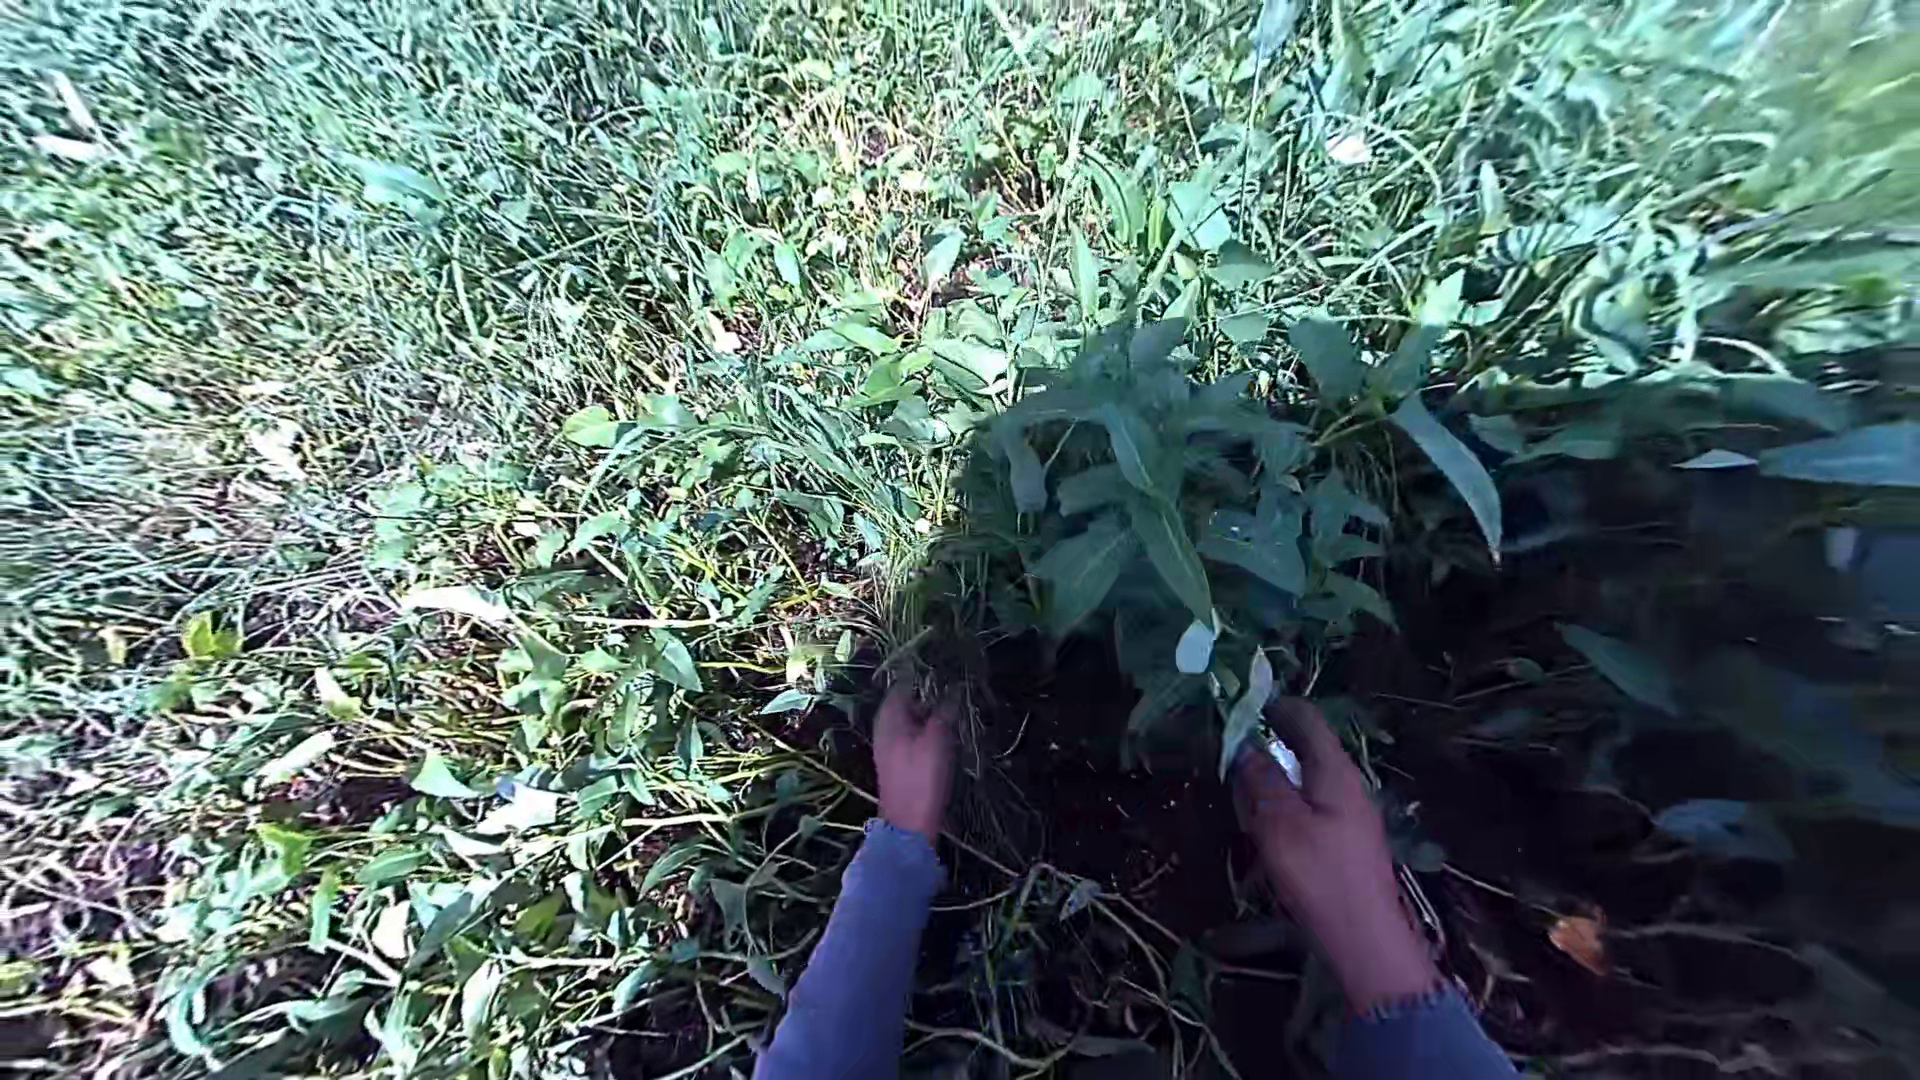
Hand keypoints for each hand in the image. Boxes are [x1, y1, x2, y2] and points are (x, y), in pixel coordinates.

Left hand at [873, 684, 956, 843]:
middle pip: (910, 699)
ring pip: (915, 717)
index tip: (949, 668)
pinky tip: (949, 732)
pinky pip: (916, 734)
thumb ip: (945, 709)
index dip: (926, 674)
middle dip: (933, 693)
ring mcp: (891, 743)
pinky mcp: (900, 759)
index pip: (905, 681)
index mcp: (889, 715)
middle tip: (959, 687)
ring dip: (934, 712)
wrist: (909, 825)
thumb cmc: (921, 777)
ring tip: (959, 707)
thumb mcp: (938, 737)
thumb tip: (955, 687)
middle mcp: (885, 725)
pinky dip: (930, 729)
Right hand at [1233, 699, 1438, 1013]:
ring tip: (1237, 789)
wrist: (1365, 946)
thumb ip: (1260, 776)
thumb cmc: (1319, 876)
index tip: (1234, 704)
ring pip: (1300, 775)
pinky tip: (1260, 824)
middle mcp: (1346, 784)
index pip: (1305, 717)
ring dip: (1268, 775)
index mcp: (1335, 771)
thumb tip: (1242, 743)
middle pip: (1301, 745)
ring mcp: (1347, 812)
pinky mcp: (1341, 838)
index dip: (1272, 704)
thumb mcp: (1278, 821)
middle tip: (1226, 750)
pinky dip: (1278, 801)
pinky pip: (1304, 803)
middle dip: (1264, 742)